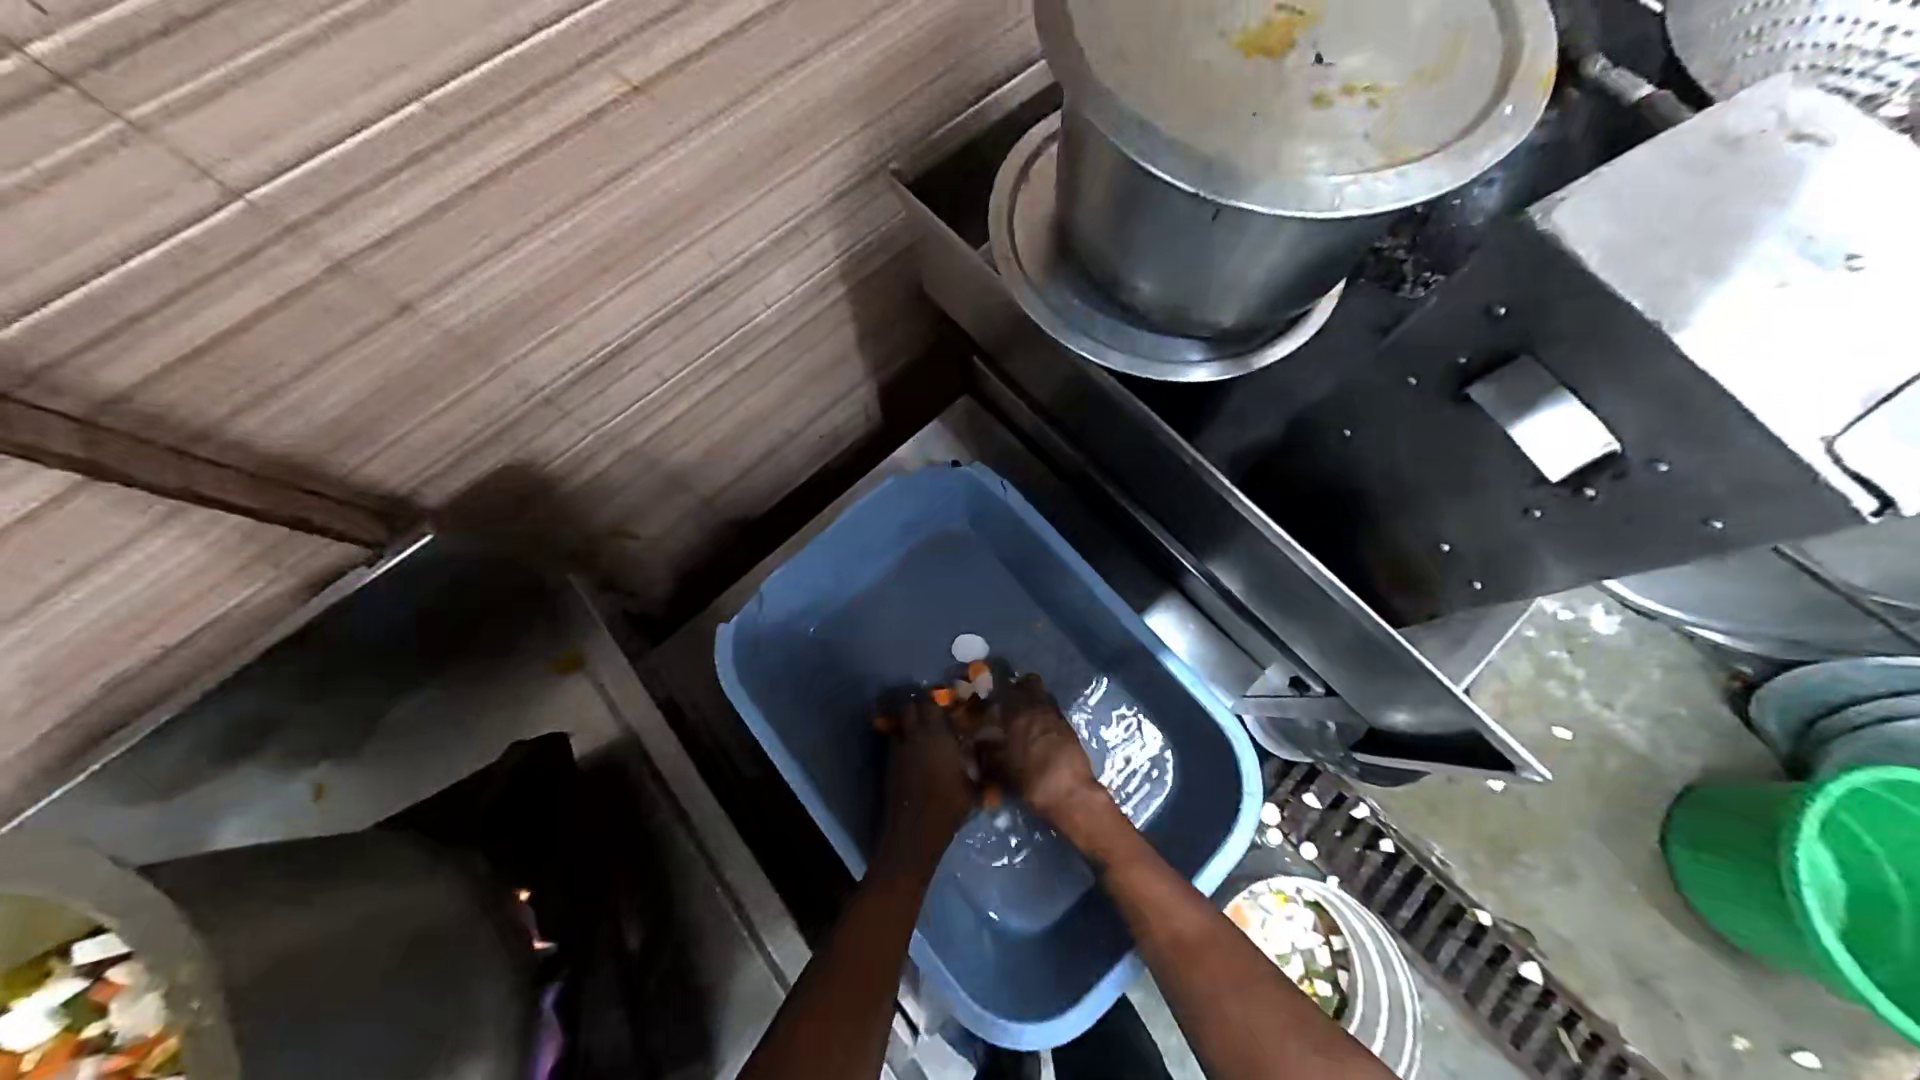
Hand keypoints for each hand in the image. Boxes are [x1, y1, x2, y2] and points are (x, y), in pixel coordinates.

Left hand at [876, 697, 977, 871]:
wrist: (916, 828)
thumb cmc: (950, 804)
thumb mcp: (973, 788)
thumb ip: (982, 773)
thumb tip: (995, 768)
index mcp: (938, 735)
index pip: (931, 704)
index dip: (937, 702)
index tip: (946, 705)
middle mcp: (916, 735)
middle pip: (910, 708)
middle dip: (919, 708)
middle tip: (932, 716)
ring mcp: (899, 749)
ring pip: (900, 724)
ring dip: (909, 723)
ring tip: (922, 733)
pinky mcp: (889, 763)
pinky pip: (895, 742)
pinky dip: (902, 741)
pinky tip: (913, 753)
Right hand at [987, 674, 1106, 825]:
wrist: (1071, 794)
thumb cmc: (1031, 781)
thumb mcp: (1001, 770)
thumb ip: (986, 755)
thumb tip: (976, 747)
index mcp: (1017, 712)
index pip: (1004, 683)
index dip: (995, 679)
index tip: (988, 685)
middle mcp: (1038, 707)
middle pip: (1030, 681)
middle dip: (1019, 685)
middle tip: (1008, 700)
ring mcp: (1057, 715)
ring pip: (1043, 695)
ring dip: (1033, 700)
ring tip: (1023, 717)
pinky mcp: (1069, 727)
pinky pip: (1053, 711)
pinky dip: (1044, 715)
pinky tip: (1038, 732)